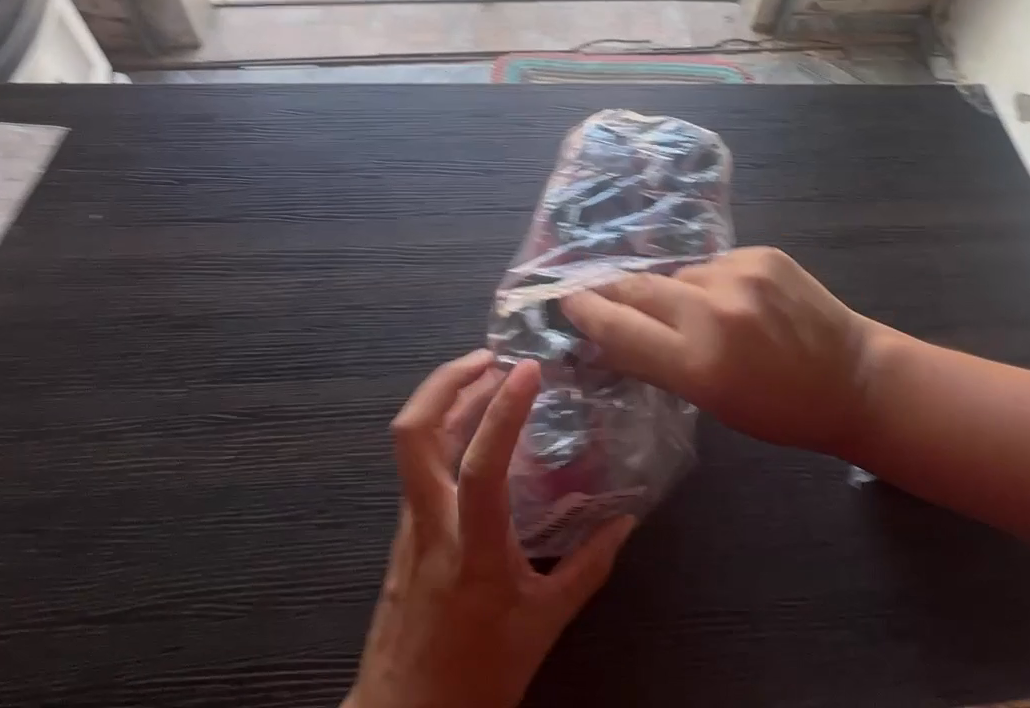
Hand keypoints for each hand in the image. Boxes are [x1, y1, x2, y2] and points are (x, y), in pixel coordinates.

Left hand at [347, 351, 635, 707]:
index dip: (503, 412)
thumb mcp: (545, 623)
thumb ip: (589, 567)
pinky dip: (447, 432)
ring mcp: (410, 525)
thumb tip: (624, 519)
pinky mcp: (405, 532)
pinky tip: (478, 434)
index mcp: (471, 549)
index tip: (528, 370)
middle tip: (490, 356)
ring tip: (490, 376)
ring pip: (414, 445)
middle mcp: (430, 524)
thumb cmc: (479, 673)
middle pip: (412, 435)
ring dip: (447, 400)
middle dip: (445, 382)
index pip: (480, 467)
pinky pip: (422, 465)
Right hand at [561, 247, 875, 456]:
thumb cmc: (778, 409)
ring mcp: (739, 275)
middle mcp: (713, 311)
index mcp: (698, 363)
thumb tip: (609, 337)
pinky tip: (731, 302)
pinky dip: (709, 283)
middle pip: (637, 288)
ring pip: (677, 276)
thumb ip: (657, 364)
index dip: (586, 312)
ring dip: (671, 292)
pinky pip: (712, 265)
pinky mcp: (761, 254)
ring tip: (690, 314)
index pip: (619, 329)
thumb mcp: (710, 401)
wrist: (854, 378)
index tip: (566, 300)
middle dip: (611, 290)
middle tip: (591, 290)